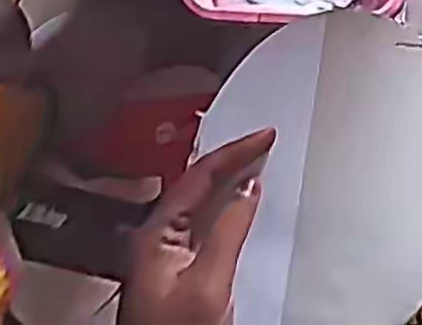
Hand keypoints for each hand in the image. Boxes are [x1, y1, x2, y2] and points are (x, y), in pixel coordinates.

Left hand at [120, 128, 274, 324]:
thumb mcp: (208, 285)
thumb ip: (229, 229)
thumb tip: (249, 187)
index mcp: (156, 233)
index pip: (200, 174)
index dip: (235, 151)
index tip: (264, 136)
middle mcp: (158, 238)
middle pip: (198, 183)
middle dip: (232, 159)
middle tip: (263, 141)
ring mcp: (167, 257)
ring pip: (202, 202)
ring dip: (230, 180)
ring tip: (257, 162)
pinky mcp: (178, 275)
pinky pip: (206, 224)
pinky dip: (228, 206)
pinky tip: (243, 205)